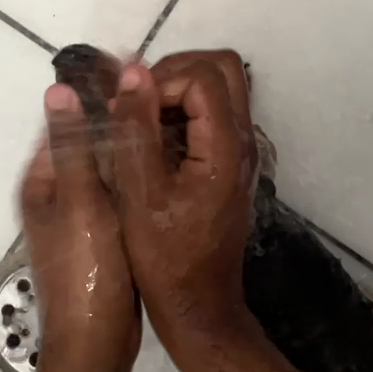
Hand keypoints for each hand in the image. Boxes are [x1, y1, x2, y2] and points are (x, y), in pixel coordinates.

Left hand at [19, 83, 140, 371]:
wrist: (97, 341)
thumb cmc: (87, 267)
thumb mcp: (80, 199)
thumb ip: (73, 144)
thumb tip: (58, 88)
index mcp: (41, 181)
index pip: (67, 123)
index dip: (97, 97)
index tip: (137, 76)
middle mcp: (54, 193)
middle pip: (87, 142)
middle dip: (118, 119)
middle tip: (163, 96)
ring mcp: (78, 214)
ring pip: (106, 166)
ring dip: (129, 146)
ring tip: (171, 120)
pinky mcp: (100, 232)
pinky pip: (118, 190)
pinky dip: (136, 174)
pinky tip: (165, 164)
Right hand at [104, 51, 259, 345]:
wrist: (198, 304)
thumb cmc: (164, 256)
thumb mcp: (139, 193)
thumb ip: (136, 129)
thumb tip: (132, 73)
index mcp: (224, 145)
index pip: (202, 75)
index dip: (161, 80)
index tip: (130, 108)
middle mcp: (243, 139)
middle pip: (223, 67)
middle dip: (175, 71)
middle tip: (139, 99)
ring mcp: (241, 149)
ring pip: (221, 86)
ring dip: (179, 88)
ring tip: (141, 117)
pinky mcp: (230, 161)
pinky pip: (214, 112)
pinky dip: (184, 109)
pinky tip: (153, 139)